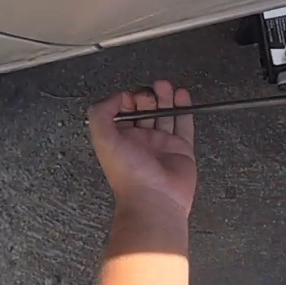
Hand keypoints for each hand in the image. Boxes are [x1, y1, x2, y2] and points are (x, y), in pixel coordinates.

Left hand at [87, 81, 197, 216]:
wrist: (154, 199)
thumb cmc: (129, 175)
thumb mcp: (103, 139)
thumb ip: (101, 114)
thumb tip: (114, 98)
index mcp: (121, 139)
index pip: (123, 112)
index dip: (126, 100)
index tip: (130, 96)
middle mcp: (141, 141)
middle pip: (145, 111)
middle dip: (147, 96)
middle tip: (151, 89)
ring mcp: (162, 144)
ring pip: (165, 115)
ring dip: (165, 98)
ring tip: (165, 85)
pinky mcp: (181, 149)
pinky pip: (184, 125)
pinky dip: (184, 109)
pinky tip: (182, 96)